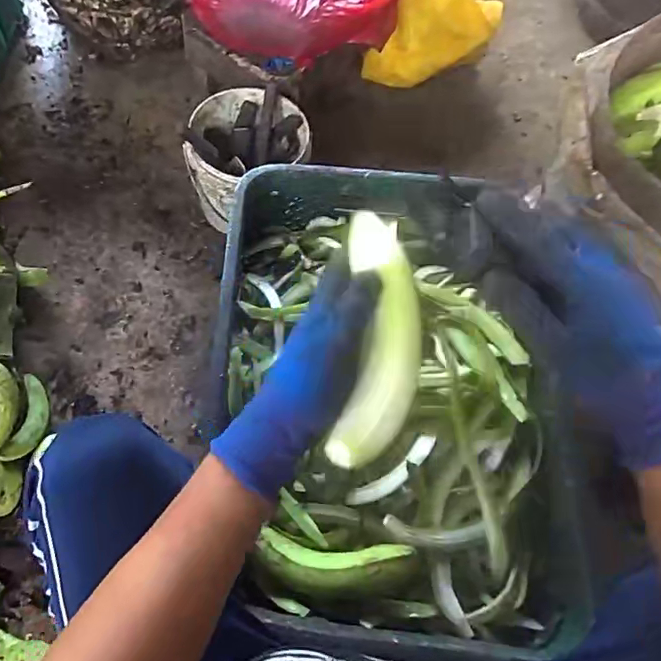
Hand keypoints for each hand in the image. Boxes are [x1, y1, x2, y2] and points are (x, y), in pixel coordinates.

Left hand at [211, 259, 379, 497]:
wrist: (281, 424)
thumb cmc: (313, 384)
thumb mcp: (338, 344)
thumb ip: (354, 308)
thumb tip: (373, 270)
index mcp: (322, 311)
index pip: (339, 271)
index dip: (353, 253)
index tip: (373, 235)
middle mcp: (316, 320)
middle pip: (336, 287)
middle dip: (354, 271)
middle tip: (379, 260)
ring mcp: (314, 341)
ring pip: (336, 308)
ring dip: (353, 295)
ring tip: (374, 290)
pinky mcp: (316, 362)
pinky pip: (339, 330)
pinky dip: (352, 321)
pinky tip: (360, 330)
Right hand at [474, 189, 660, 469]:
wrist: (656, 404)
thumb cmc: (598, 381)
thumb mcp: (553, 348)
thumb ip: (523, 308)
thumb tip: (490, 273)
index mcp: (582, 279)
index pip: (537, 238)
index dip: (508, 219)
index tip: (481, 199)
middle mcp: (600, 267)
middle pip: (556, 231)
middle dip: (522, 218)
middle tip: (489, 209)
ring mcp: (613, 276)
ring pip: (569, 241)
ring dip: (538, 230)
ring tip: (506, 225)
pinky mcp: (617, 288)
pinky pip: (578, 255)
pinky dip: (553, 248)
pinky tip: (536, 255)